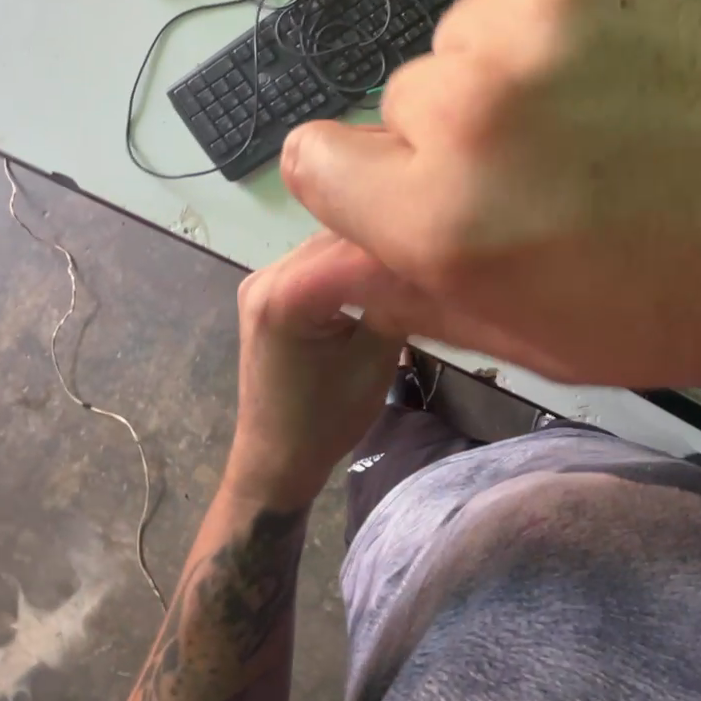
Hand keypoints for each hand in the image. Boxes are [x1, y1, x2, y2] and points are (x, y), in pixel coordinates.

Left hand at [224, 233, 403, 507]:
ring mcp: (260, 281)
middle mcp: (265, 276)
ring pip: (326, 249)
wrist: (276, 460)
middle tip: (430, 252)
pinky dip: (346, 266)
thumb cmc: (326, 420)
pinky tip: (377, 274)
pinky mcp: (265, 291)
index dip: (398, 246)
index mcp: (286, 295)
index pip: (352, 250)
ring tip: (409, 261)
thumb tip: (423, 260)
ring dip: (365, 253)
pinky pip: (313, 264)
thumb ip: (396, 303)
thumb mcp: (374, 360)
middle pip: (336, 241)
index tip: (440, 249)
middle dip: (382, 245)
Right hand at [279, 0, 700, 388]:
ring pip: (480, 27)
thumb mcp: (556, 342)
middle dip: (464, 131)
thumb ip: (422, 297)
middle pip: (407, 92)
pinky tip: (673, 53)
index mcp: (450, 218)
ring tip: (632, 106)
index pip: (316, 159)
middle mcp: (477, 99)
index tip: (419, 188)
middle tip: (568, 162)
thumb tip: (322, 268)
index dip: (366, 181)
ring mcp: (552, 0)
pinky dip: (595, 12)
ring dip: (526, 66)